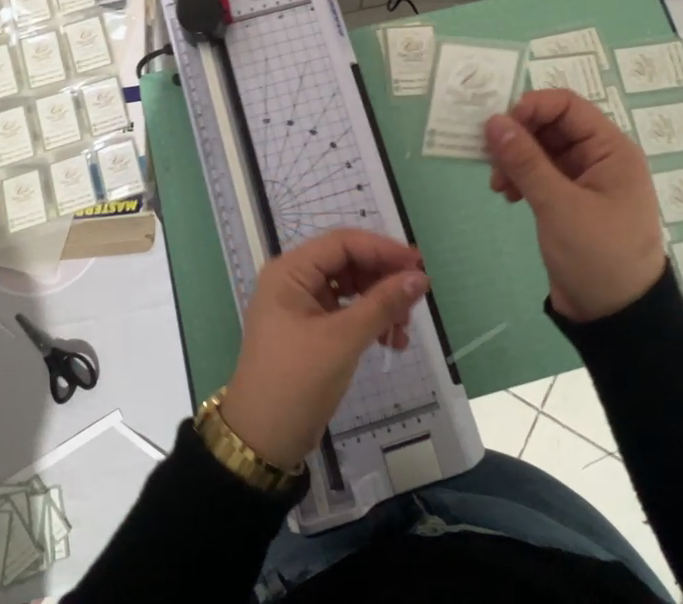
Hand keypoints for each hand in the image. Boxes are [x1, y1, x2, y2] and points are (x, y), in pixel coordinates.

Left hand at [220, 230, 428, 469]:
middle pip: (348, 263)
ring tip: (404, 330)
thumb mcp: (343, 339)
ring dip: (380, 304)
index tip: (420, 265)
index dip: (383, 250)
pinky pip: (347, 313)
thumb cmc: (297, 381)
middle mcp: (293, 281)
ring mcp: (301, 307)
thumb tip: (420, 277)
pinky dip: (370, 322)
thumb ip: (382, 304)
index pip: (343, 243)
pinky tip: (393, 342)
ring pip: (351, 288)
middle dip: (383, 279)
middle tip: (416, 301)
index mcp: (290, 272)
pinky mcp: (310, 331)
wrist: (263, 439)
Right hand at [486, 89, 667, 321]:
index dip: (531, 107)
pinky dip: (521, 178)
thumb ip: (525, 160)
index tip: (498, 128)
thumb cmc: (597, 255)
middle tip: (489, 158)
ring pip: (542, 150)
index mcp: (611, 150)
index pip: (567, 106)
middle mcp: (600, 158)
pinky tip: (506, 195)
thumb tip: (493, 121)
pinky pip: (541, 174)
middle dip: (518, 136)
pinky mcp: (570, 202)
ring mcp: (585, 181)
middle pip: (552, 126)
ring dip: (515, 159)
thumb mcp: (559, 206)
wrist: (616, 316)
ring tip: (497, 184)